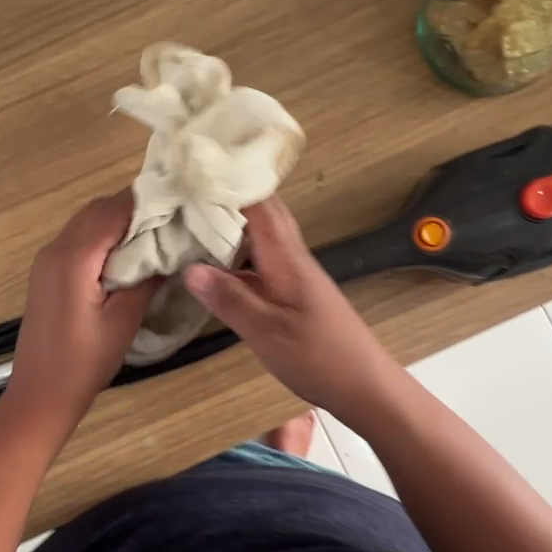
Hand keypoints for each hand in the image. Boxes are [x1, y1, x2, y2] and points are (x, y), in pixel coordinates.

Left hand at [5, 192, 156, 426]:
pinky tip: (128, 254)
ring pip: (86, 222)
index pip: (113, 209)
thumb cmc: (84, 362)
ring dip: (117, 221)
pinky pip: (77, 240)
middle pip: (97, 209)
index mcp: (74, 257)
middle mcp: (55, 249)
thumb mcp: (123, 321)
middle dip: (134, 207)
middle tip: (174, 217)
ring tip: (156, 233)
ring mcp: (46, 260)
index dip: (147, 200)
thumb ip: (145, 280)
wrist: (40, 393)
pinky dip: (102, 237)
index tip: (182, 198)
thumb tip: (171, 252)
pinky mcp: (46, 273)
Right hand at [184, 196, 400, 420]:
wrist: (364, 386)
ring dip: (230, 221)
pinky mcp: (292, 292)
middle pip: (262, 211)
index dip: (230, 180)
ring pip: (259, 235)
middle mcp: (291, 257)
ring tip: (190, 216)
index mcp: (286, 257)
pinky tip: (212, 264)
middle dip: (229, 193)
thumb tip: (189, 269)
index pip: (259, 203)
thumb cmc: (318, 357)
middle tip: (187, 185)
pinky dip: (234, 252)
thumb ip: (229, 299)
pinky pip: (258, 259)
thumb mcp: (266, 331)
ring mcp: (293, 274)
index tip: (195, 166)